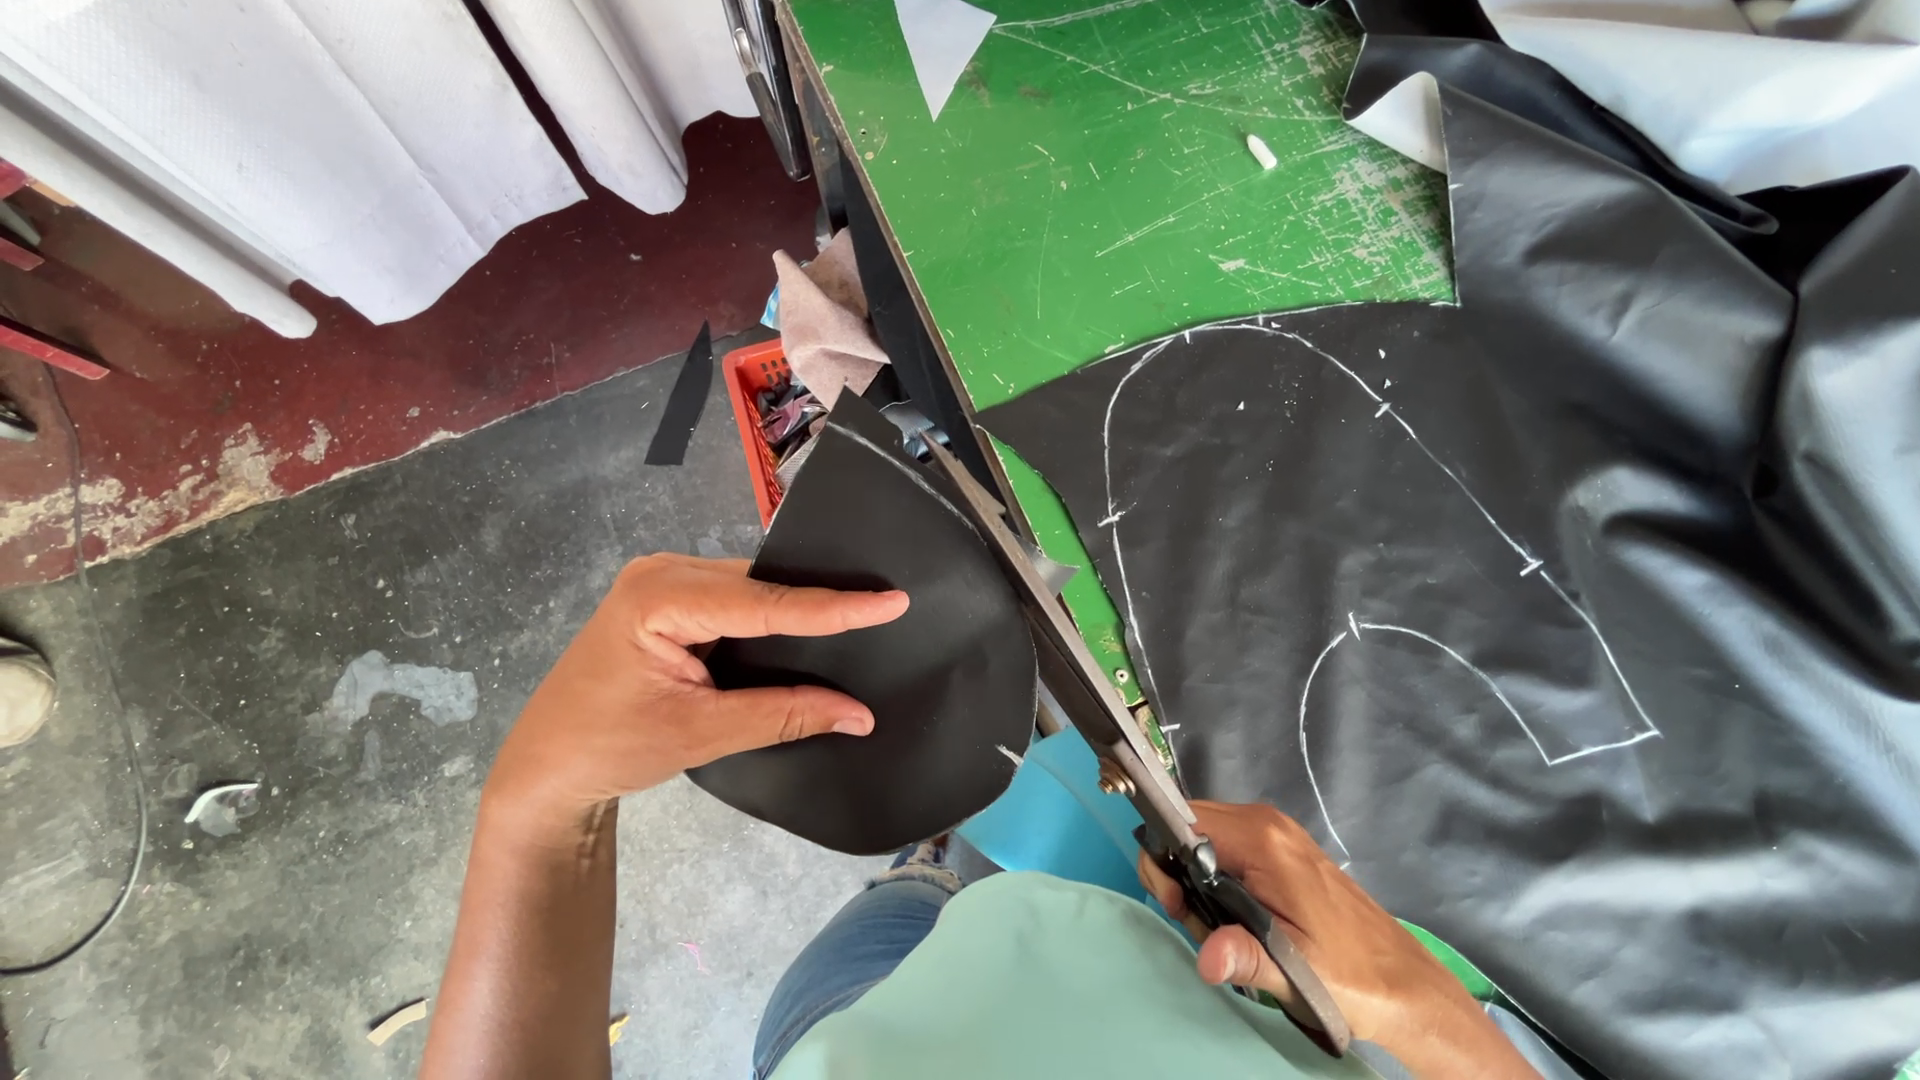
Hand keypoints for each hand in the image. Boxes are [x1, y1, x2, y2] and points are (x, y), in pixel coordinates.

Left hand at [484, 554, 908, 831]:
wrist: (545, 768)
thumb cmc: (610, 749)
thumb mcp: (703, 733)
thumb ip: (786, 714)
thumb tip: (860, 714)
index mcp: (660, 598)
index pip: (766, 603)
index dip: (834, 606)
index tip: (893, 600)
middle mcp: (662, 573)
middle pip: (758, 585)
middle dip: (817, 599)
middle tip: (884, 605)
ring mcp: (661, 581)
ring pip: (748, 588)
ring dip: (793, 607)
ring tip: (858, 613)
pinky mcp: (666, 599)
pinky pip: (732, 597)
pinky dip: (767, 616)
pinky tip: (803, 626)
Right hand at [1139, 801, 1540, 1077]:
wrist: (1407, 985)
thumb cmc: (1352, 976)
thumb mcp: (1295, 971)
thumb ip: (1245, 956)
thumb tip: (1206, 958)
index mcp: (1264, 840)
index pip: (1184, 821)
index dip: (1165, 858)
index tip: (1178, 904)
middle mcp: (1266, 822)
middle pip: (1189, 822)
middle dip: (1175, 867)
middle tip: (1193, 918)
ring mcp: (1275, 831)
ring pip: (1204, 833)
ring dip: (1193, 873)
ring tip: (1216, 923)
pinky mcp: (1280, 846)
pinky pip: (1225, 843)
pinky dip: (1213, 871)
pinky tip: (1230, 914)